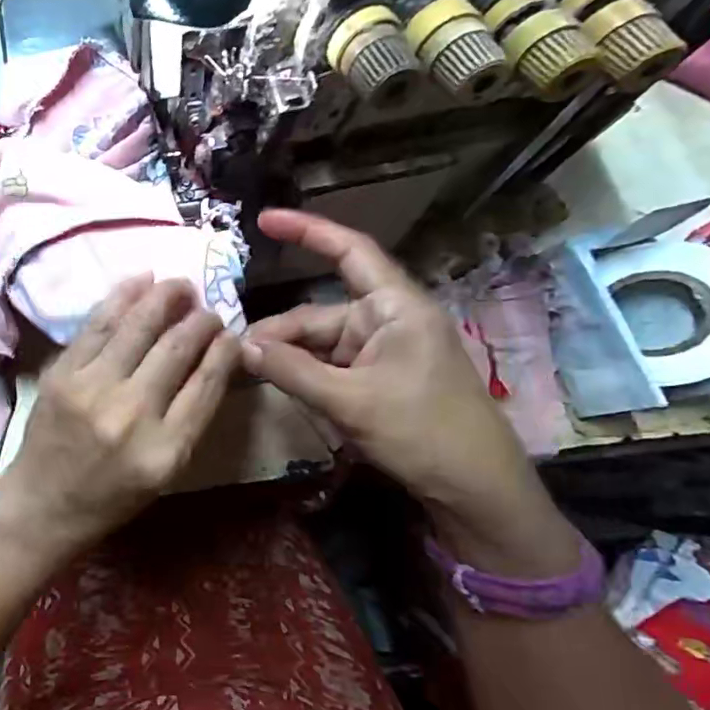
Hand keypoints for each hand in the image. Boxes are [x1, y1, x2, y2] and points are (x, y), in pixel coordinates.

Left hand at [0, 275, 240, 570]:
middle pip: (176, 349)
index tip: (231, 331)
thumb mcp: (166, 471)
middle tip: (207, 310)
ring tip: (180, 285)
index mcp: (166, 449)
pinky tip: (141, 282)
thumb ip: (192, 417)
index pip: (206, 383)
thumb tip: (214, 358)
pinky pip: (98, 325)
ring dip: (165, 298)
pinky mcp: (62, 374)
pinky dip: (122, 297)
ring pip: (138, 327)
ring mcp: (91, 389)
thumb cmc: (112, 496)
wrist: (43, 504)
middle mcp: (131, 414)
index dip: (223, 350)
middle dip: (199, 321)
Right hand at [241, 210, 573, 570]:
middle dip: (279, 332)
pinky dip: (305, 376)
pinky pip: (330, 368)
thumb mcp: (349, 401)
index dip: (307, 231)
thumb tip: (240, 345)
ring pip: (319, 344)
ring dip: (289, 359)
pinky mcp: (378, 379)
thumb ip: (292, 371)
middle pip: (319, 313)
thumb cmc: (423, 432)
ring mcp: (382, 352)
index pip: (349, 252)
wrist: (473, 488)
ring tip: (251, 375)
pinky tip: (280, 388)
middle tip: (236, 355)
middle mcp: (387, 321)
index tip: (264, 221)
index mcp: (395, 307)